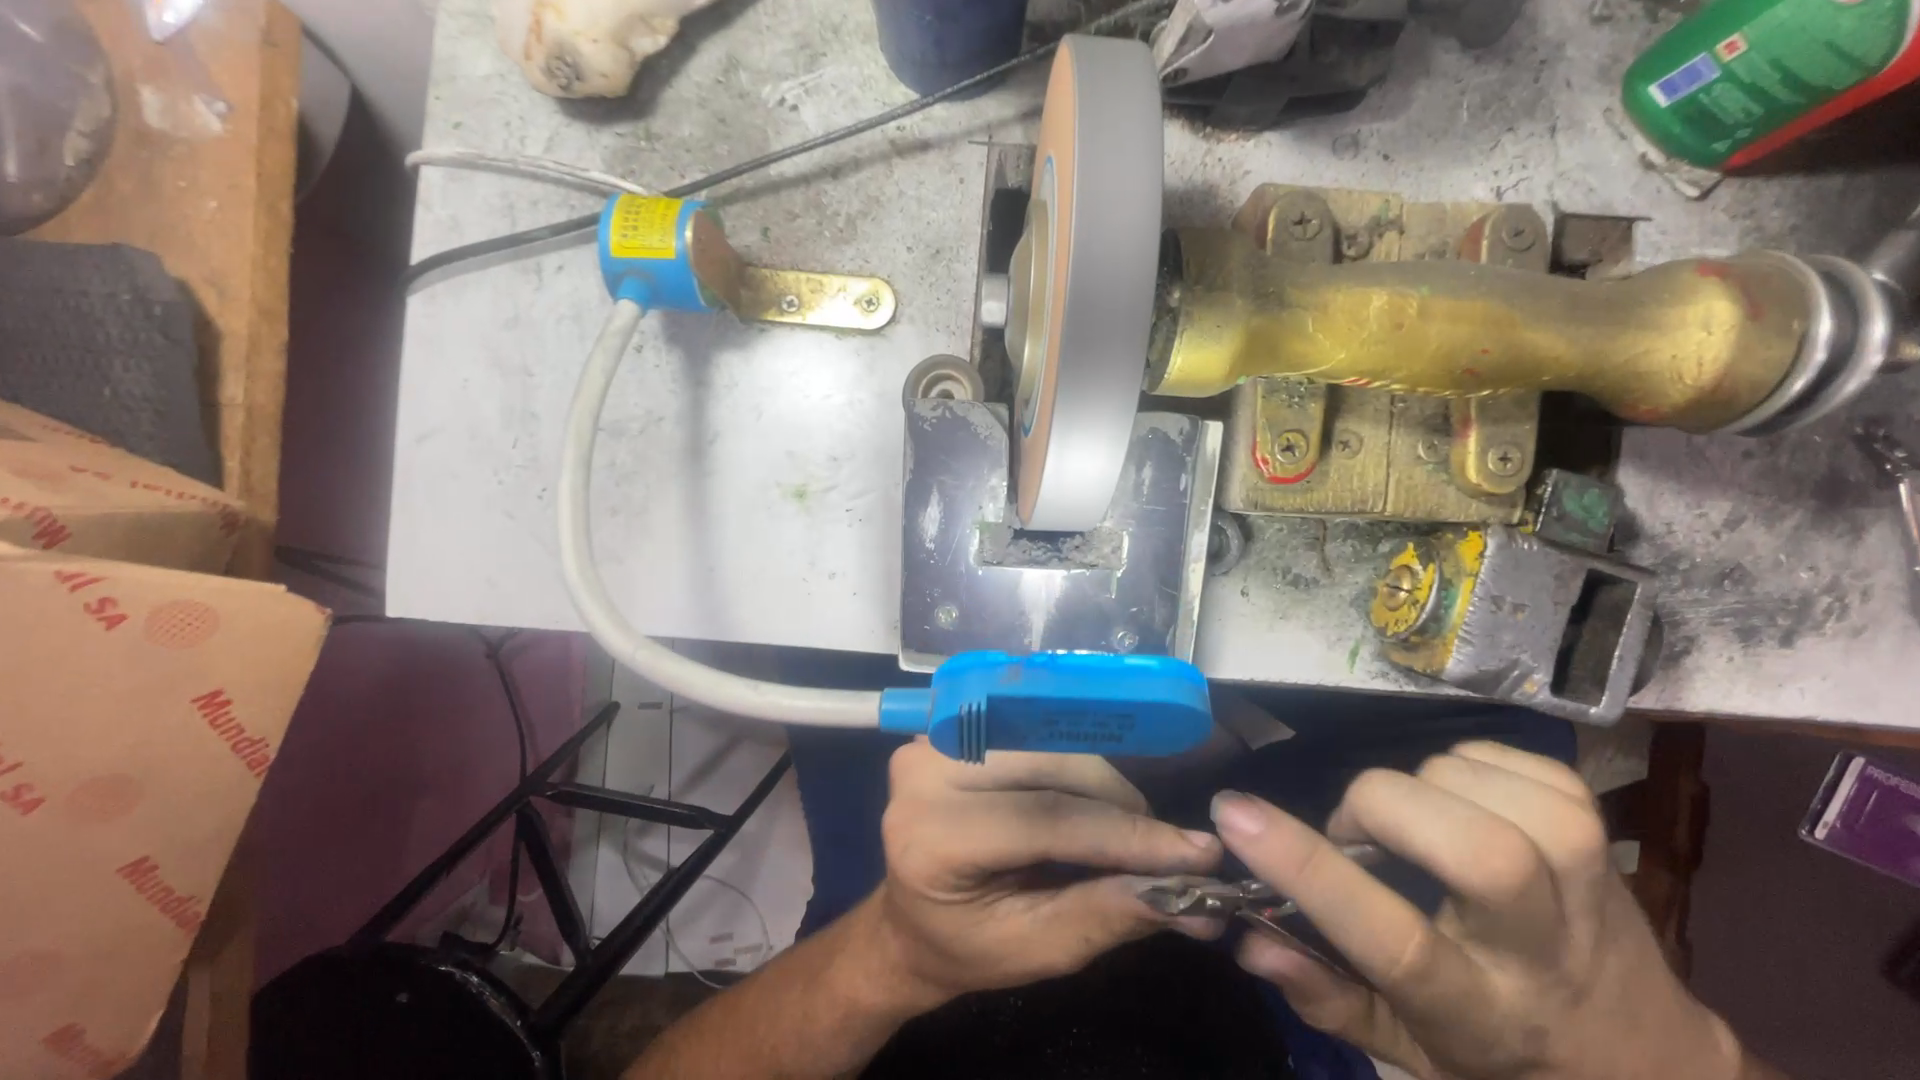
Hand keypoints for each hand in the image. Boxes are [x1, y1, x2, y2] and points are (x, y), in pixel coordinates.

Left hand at [865, 738, 1223, 1007]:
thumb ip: (1106, 915)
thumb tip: (1194, 898)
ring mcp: (933, 741)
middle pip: (1051, 764)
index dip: (1127, 836)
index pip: (1045, 819)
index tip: (1199, 855)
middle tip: (1167, 847)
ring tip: (1129, 829)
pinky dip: (1076, 766)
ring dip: (1101, 782)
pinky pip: (1034, 732)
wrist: (910, 923)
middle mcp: (923, 772)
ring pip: (1049, 739)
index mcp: (929, 837)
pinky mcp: (951, 729)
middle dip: (1120, 803)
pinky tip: (1095, 802)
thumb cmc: (967, 946)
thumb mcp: (1037, 950)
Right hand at [1213, 741, 1746, 1079]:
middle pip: (1478, 854)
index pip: (1392, 941)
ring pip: (1507, 799)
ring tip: (1410, 818)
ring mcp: (1591, 892)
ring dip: (1428, 786)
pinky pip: (1533, 769)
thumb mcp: (1407, 1051)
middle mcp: (1544, 950)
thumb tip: (1248, 936)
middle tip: (1355, 832)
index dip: (1308, 869)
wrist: (1646, 1057)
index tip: (1234, 813)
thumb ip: (1325, 996)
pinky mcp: (1609, 841)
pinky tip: (1460, 796)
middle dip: (1382, 809)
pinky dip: (1473, 764)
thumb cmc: (1501, 1054)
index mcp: (1481, 1014)